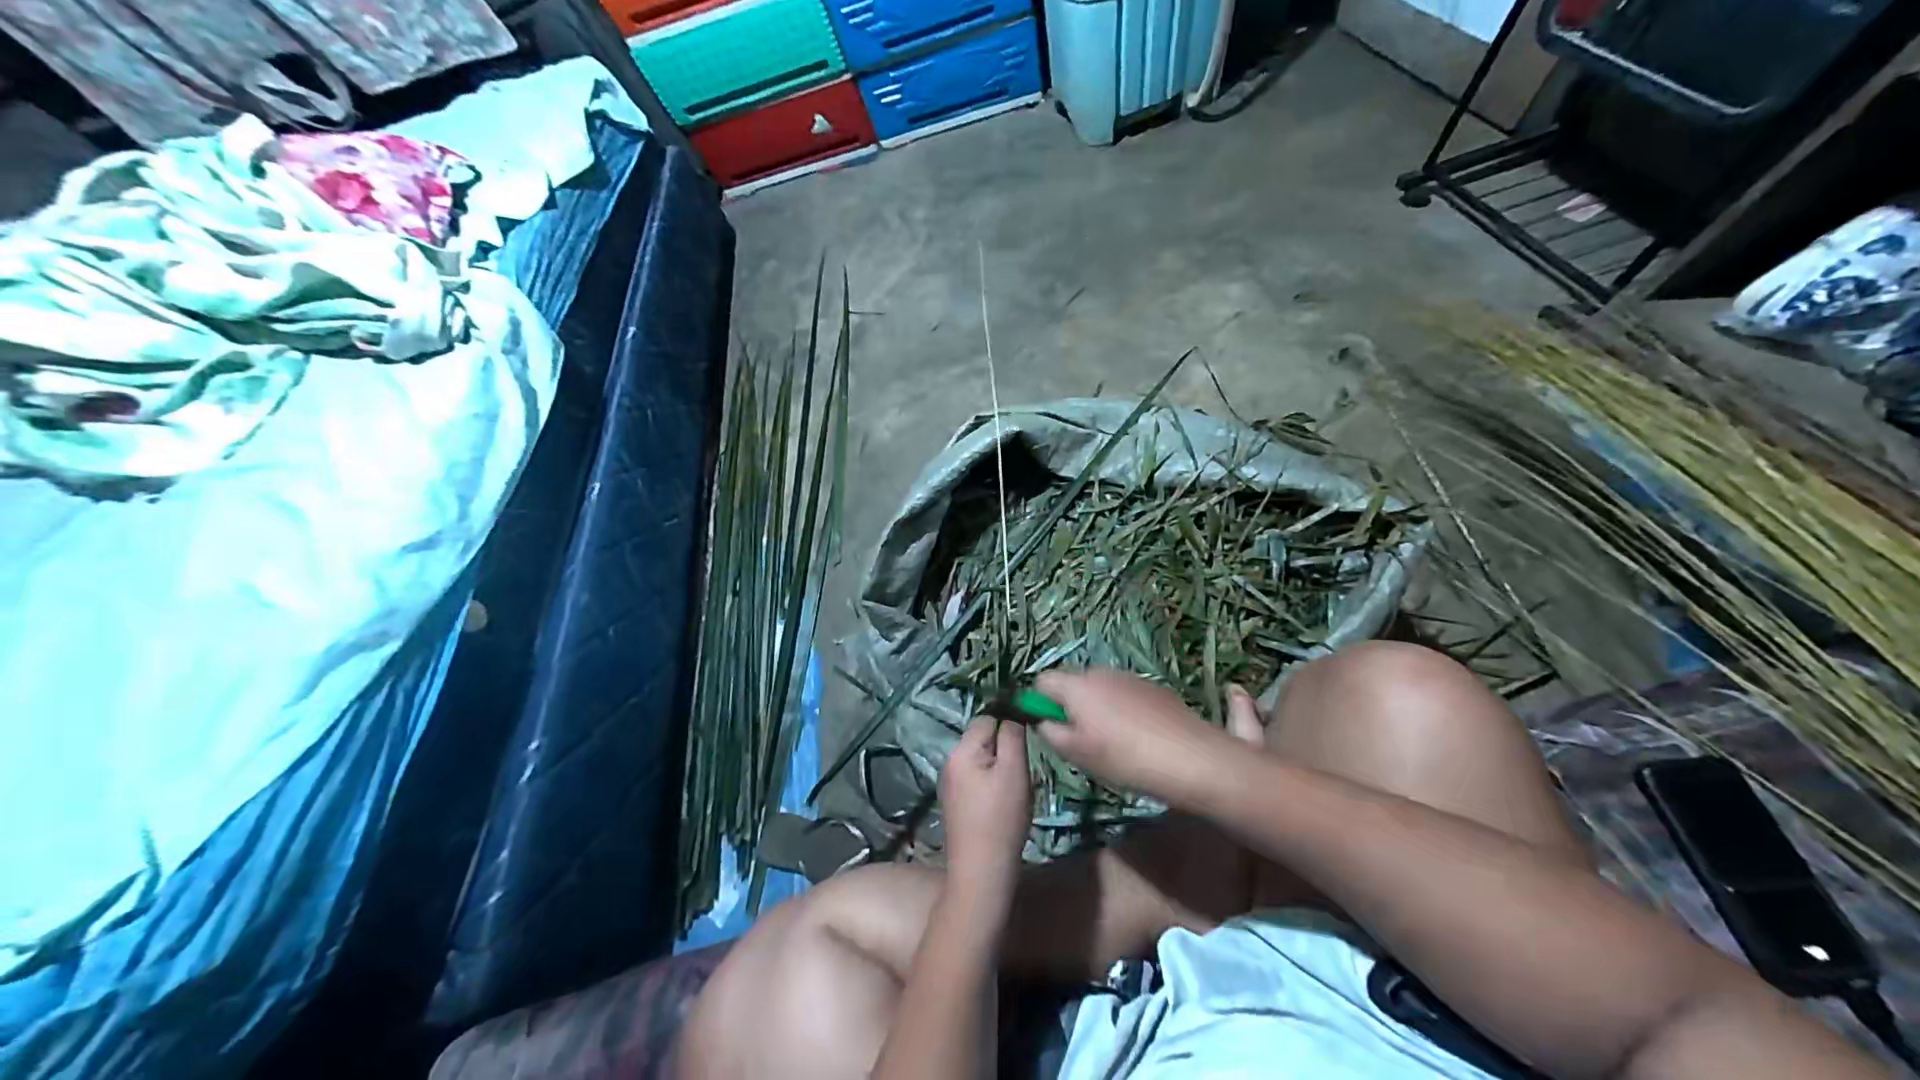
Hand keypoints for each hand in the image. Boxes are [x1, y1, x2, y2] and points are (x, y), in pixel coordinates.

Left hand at [938, 717, 1031, 900]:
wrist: (981, 871)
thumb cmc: (1001, 818)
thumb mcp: (1014, 771)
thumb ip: (1013, 737)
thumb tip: (1012, 716)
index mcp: (961, 750)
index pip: (988, 719)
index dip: (1009, 728)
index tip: (1026, 748)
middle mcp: (949, 762)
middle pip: (983, 740)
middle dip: (1004, 750)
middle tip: (1022, 773)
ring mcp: (949, 784)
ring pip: (981, 760)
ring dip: (999, 768)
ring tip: (1014, 792)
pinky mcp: (955, 803)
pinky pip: (976, 779)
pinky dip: (991, 785)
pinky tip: (1002, 806)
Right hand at [1034, 669, 1239, 806]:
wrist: (1192, 758)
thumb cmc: (1125, 758)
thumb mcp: (1077, 753)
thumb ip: (1050, 732)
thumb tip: (1045, 721)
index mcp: (1077, 685)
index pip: (1043, 680)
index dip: (1040, 702)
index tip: (1051, 727)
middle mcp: (1102, 672)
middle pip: (1074, 683)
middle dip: (1072, 706)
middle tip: (1083, 741)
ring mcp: (1131, 678)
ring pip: (1101, 689)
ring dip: (1099, 709)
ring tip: (1114, 744)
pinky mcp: (1156, 688)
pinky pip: (1126, 695)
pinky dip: (1124, 711)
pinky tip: (1139, 739)